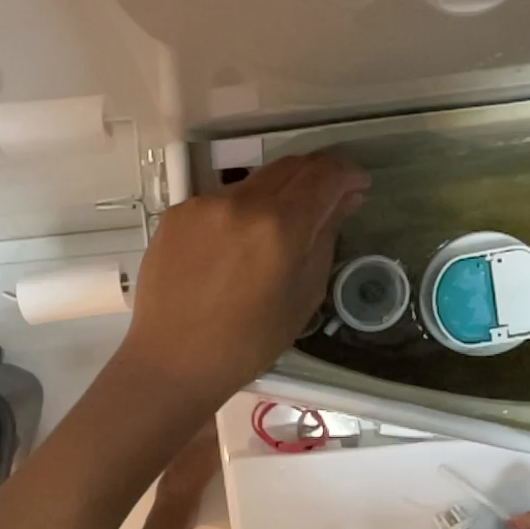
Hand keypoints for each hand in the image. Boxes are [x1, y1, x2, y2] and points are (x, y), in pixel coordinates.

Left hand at [118, 154, 368, 402]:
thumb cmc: (245, 345)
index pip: (323, 176)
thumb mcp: (302, 298)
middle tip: (327, 201)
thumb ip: (325, 239)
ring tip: (277, 232)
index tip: (357, 185)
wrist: (172, 360)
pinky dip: (238, 213)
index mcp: (278, 227)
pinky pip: (220, 201)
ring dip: (276, 196)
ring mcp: (202, 205)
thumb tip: (342, 200)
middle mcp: (239, 203)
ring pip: (253, 183)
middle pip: (289, 168)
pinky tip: (235, 247)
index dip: (347, 174)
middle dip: (315, 177)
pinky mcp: (176, 214)